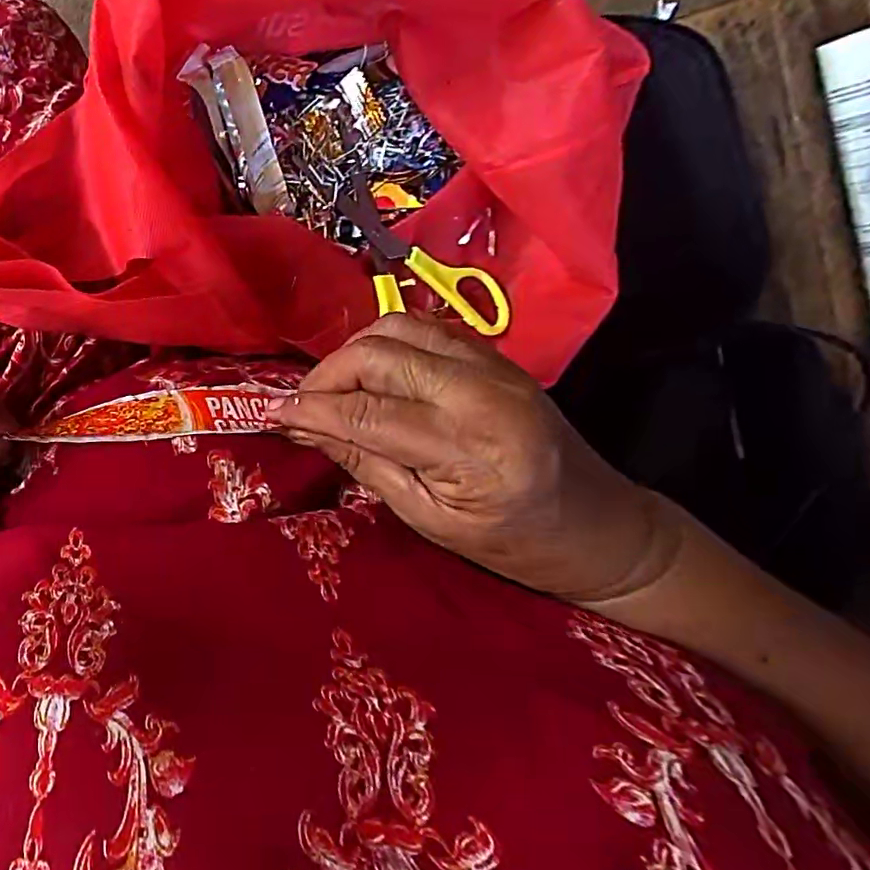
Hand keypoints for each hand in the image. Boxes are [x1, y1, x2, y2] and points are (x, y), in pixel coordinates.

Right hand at [268, 313, 678, 603]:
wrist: (601, 527)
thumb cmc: (511, 541)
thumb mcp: (426, 517)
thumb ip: (362, 461)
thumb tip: (300, 426)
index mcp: (472, 449)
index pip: (366, 412)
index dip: (309, 409)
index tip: (269, 412)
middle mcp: (484, 393)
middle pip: (376, 354)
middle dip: (324, 377)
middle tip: (301, 405)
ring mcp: (494, 366)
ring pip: (394, 328)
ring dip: (350, 355)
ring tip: (334, 390)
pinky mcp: (493, 356)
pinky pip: (420, 328)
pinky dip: (381, 345)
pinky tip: (370, 376)